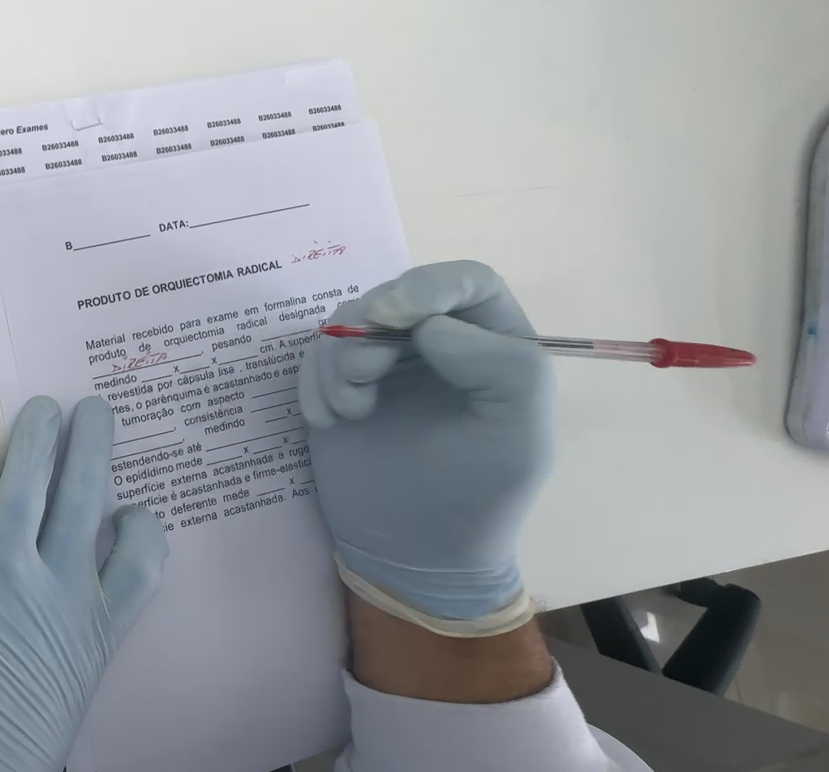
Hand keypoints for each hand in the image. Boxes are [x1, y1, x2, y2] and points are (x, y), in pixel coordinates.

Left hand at [0, 397, 168, 771]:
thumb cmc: (3, 746)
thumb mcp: (62, 690)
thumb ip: (70, 629)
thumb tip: (66, 574)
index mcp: (93, 632)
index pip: (141, 558)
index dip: (143, 526)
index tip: (136, 510)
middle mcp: (54, 594)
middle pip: (84, 499)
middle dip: (93, 446)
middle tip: (94, 407)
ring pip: (26, 489)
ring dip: (37, 441)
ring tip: (44, 409)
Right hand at [298, 261, 553, 630]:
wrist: (408, 548)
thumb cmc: (475, 494)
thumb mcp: (517, 438)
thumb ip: (503, 369)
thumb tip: (429, 328)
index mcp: (492, 344)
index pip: (463, 280)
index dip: (426, 285)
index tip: (390, 316)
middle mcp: (434, 341)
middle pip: (389, 296)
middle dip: (366, 335)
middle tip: (361, 382)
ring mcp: (382, 360)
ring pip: (342, 323)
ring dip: (336, 365)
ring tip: (349, 412)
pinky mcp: (336, 381)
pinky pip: (311, 355)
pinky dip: (313, 384)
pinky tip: (328, 421)